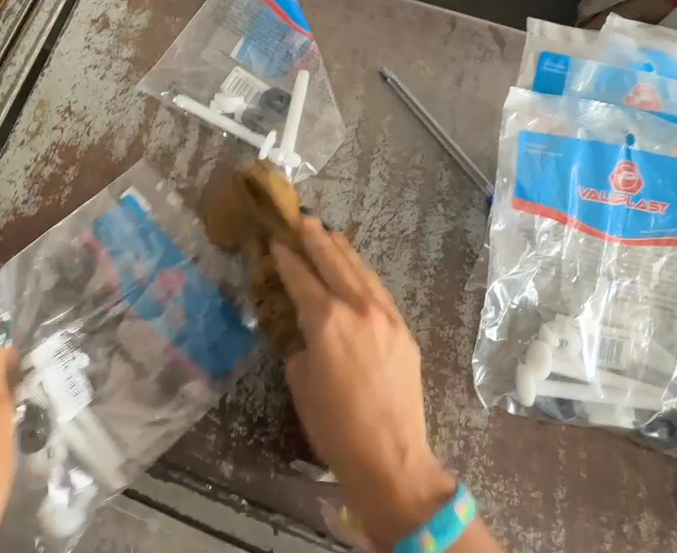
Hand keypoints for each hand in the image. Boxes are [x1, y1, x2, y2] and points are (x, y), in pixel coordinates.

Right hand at [274, 218, 466, 550]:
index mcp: (325, 319)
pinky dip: (363, 273)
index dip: (285, 257)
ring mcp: (385, 317)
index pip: (299, 276)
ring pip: (360, 270)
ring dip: (342, 249)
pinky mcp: (403, 331)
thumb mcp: (300, 380)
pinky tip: (356, 267)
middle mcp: (356, 308)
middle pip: (333, 261)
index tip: (273, 240)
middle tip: (301, 217)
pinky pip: (379, 290)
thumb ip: (301, 343)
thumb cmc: (333, 425)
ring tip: (328, 232)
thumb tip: (306, 331)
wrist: (391, 459)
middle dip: (315, 238)